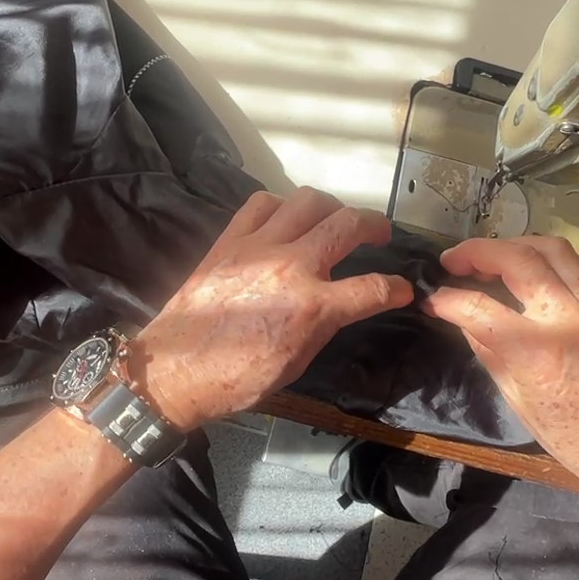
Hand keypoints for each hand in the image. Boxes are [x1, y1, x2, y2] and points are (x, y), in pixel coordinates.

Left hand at [136, 188, 413, 429]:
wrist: (175, 371)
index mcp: (313, 306)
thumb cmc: (238, 379)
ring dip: (331, 207)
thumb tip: (341, 304)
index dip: (398, 288)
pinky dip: (283, 206)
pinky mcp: (230, 240)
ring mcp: (258, 246)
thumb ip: (325, 324)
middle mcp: (291, 266)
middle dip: (374, 226)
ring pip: (309, 200)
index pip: (374, 287)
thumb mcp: (297, 362)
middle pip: (348, 224)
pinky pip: (263, 203)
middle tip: (379, 234)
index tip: (403, 289)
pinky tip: (286, 221)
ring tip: (334, 221)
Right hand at [422, 236, 578, 498]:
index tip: (431, 297)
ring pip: (552, 248)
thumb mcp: (513, 395)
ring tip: (491, 258)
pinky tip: (530, 269)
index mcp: (536, 349)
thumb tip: (462, 315)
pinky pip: (577, 265)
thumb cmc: (565, 433)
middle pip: (517, 258)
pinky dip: (547, 258)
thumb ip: (487, 347)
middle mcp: (567, 317)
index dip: (447, 299)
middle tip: (453, 260)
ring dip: (514, 245)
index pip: (479, 306)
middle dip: (478, 252)